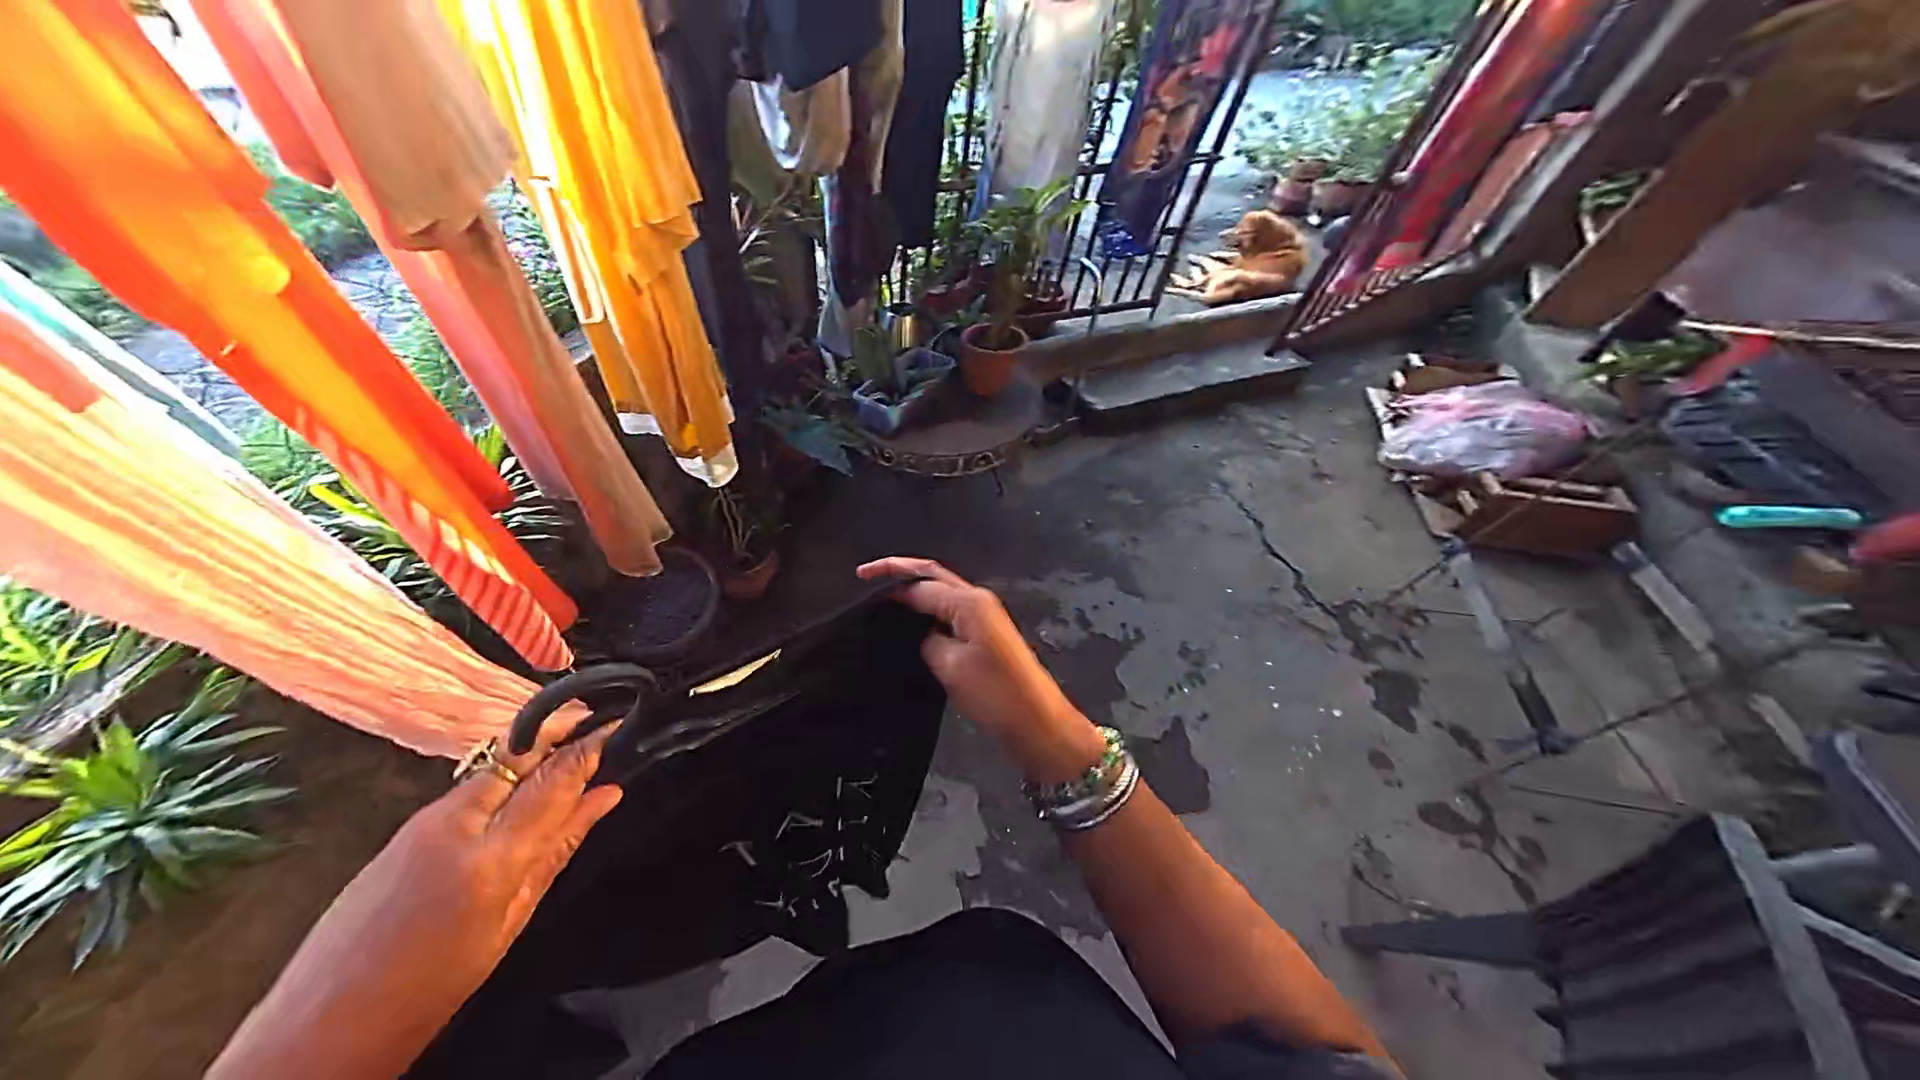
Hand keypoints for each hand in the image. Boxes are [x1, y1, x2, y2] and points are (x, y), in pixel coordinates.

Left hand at [210, 713, 622, 1078]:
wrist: (322, 1025)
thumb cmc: (431, 987)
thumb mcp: (512, 918)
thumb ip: (560, 847)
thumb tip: (606, 796)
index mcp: (490, 858)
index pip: (555, 779)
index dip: (591, 746)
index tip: (620, 725)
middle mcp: (454, 824)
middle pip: (522, 755)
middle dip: (562, 730)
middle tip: (600, 720)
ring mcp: (424, 821)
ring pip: (496, 766)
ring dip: (536, 751)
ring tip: (572, 750)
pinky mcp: (406, 827)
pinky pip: (473, 786)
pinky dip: (508, 775)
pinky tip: (526, 787)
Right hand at [859, 557, 1105, 783]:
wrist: (1037, 723)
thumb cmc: (997, 696)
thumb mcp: (951, 667)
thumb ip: (928, 640)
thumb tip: (921, 632)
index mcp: (970, 603)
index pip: (921, 584)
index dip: (889, 584)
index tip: (860, 586)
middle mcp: (978, 601)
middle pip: (932, 575)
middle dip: (899, 570)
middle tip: (866, 573)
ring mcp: (984, 617)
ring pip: (941, 590)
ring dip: (913, 587)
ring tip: (882, 594)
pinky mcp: (985, 635)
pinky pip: (949, 610)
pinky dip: (926, 608)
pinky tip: (910, 621)